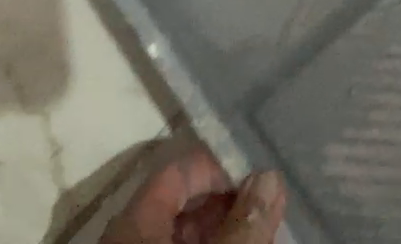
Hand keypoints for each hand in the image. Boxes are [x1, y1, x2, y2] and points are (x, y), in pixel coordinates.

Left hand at [100, 147, 286, 243]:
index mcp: (133, 221)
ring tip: (261, 227)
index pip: (177, 169)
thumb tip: (271, 176)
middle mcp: (129, 234)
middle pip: (181, 202)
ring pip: (182, 229)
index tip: (258, 174)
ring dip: (223, 224)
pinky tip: (239, 241)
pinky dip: (211, 242)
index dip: (219, 165)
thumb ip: (244, 223)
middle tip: (268, 204)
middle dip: (228, 199)